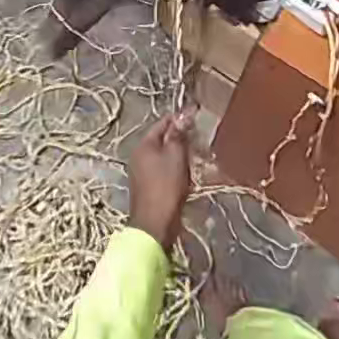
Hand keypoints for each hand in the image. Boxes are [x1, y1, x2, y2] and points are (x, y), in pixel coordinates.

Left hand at [127, 108, 194, 249]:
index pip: (162, 123)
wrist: (155, 223)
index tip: (197, 119)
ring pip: (164, 155)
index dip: (179, 119)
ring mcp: (141, 171)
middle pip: (162, 139)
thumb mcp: (176, 156)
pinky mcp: (147, 185)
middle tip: (199, 141)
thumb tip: (183, 115)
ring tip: (195, 158)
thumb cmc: (166, 186)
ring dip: (179, 155)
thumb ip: (179, 134)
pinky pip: (163, 169)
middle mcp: (139, 155)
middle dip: (180, 139)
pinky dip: (175, 169)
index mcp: (144, 145)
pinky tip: (187, 176)